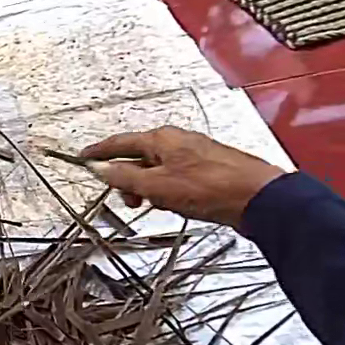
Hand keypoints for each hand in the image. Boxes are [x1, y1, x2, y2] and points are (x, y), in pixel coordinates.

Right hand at [80, 125, 285, 227]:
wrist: (259, 199)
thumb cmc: (210, 188)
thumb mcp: (155, 187)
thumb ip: (123, 178)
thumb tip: (99, 168)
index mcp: (161, 139)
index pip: (119, 142)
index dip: (99, 152)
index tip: (84, 157)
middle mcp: (177, 140)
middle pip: (138, 156)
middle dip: (127, 179)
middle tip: (127, 199)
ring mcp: (194, 153)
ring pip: (157, 168)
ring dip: (147, 187)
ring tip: (154, 205)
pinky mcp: (208, 168)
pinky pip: (174, 175)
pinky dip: (165, 188)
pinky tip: (174, 203)